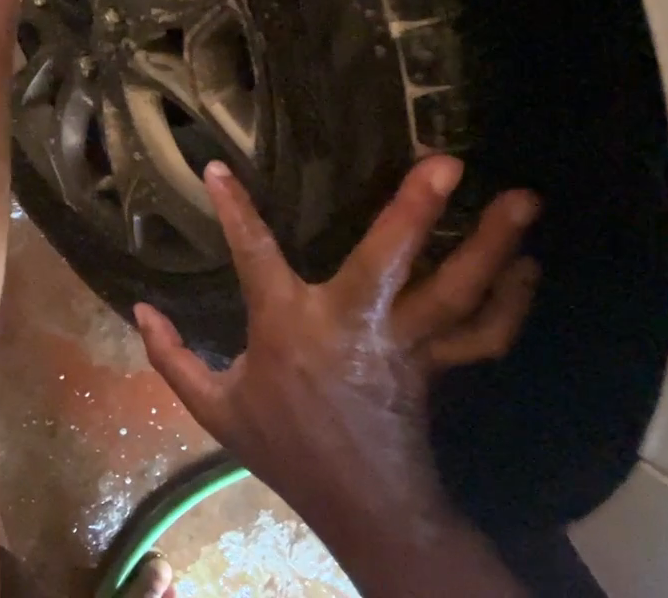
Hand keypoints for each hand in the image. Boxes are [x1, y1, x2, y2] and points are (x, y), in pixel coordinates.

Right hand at [136, 156, 540, 537]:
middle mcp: (350, 323)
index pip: (253, 252)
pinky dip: (511, 301)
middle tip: (447, 163)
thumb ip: (171, 356)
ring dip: (493, 245)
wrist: (364, 506)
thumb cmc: (284, 449)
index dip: (233, 209)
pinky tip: (528, 268)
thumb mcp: (212, 406)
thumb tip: (139, 310)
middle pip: (390, 259)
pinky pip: (484, 332)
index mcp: (287, 325)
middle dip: (417, 209)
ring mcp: (404, 343)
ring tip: (524, 200)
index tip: (218, 169)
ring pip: (456, 291)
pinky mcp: (437, 365)